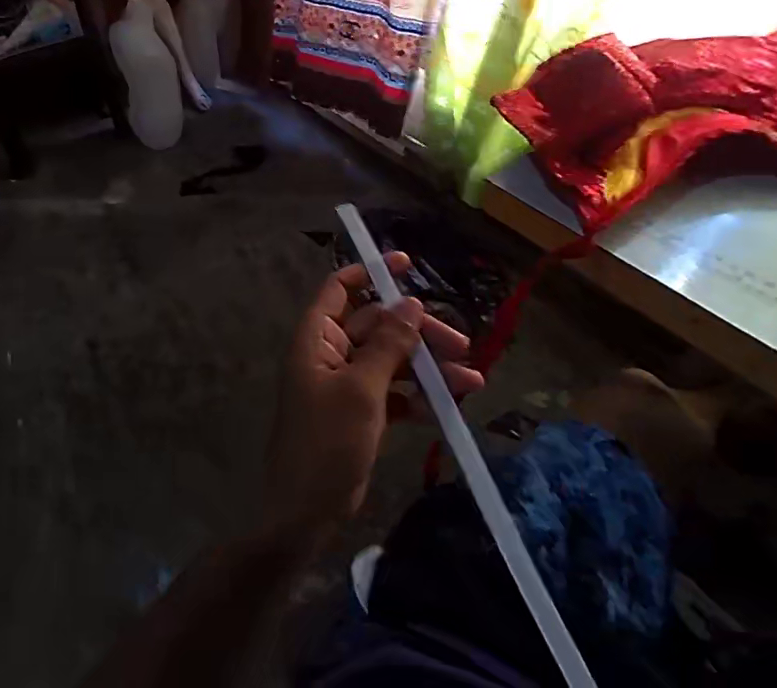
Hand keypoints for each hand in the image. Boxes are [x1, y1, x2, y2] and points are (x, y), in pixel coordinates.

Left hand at [258, 253, 484, 552]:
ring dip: (428, 367)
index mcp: (316, 338)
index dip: (370, 272)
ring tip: (471, 380)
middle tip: (460, 344)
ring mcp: (346, 384)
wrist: (305, 512)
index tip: (407, 264)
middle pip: (377, 326)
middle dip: (418, 332)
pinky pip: (394, 391)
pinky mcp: (360, 411)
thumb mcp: (362, 390)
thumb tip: (411, 303)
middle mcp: (330, 353)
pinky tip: (449, 407)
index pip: (340, 289)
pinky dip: (419, 396)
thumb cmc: (327, 443)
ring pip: (391, 360)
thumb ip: (388, 345)